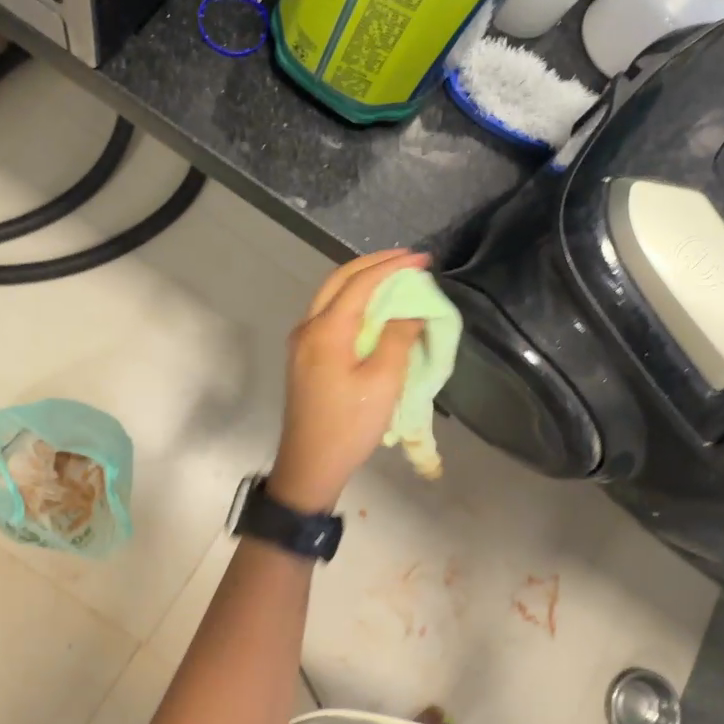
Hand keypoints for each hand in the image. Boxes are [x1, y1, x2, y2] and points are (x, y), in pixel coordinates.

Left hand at [268, 250, 430, 512]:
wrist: (309, 465)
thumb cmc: (349, 426)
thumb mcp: (383, 383)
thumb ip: (397, 339)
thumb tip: (409, 311)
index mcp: (326, 330)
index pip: (360, 283)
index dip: (392, 266)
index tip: (421, 258)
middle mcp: (308, 327)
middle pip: (339, 280)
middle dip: (373, 264)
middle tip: (407, 259)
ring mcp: (302, 341)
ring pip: (331, 295)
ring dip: (361, 281)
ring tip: (394, 277)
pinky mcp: (305, 355)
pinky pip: (329, 314)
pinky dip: (352, 301)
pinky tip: (373, 308)